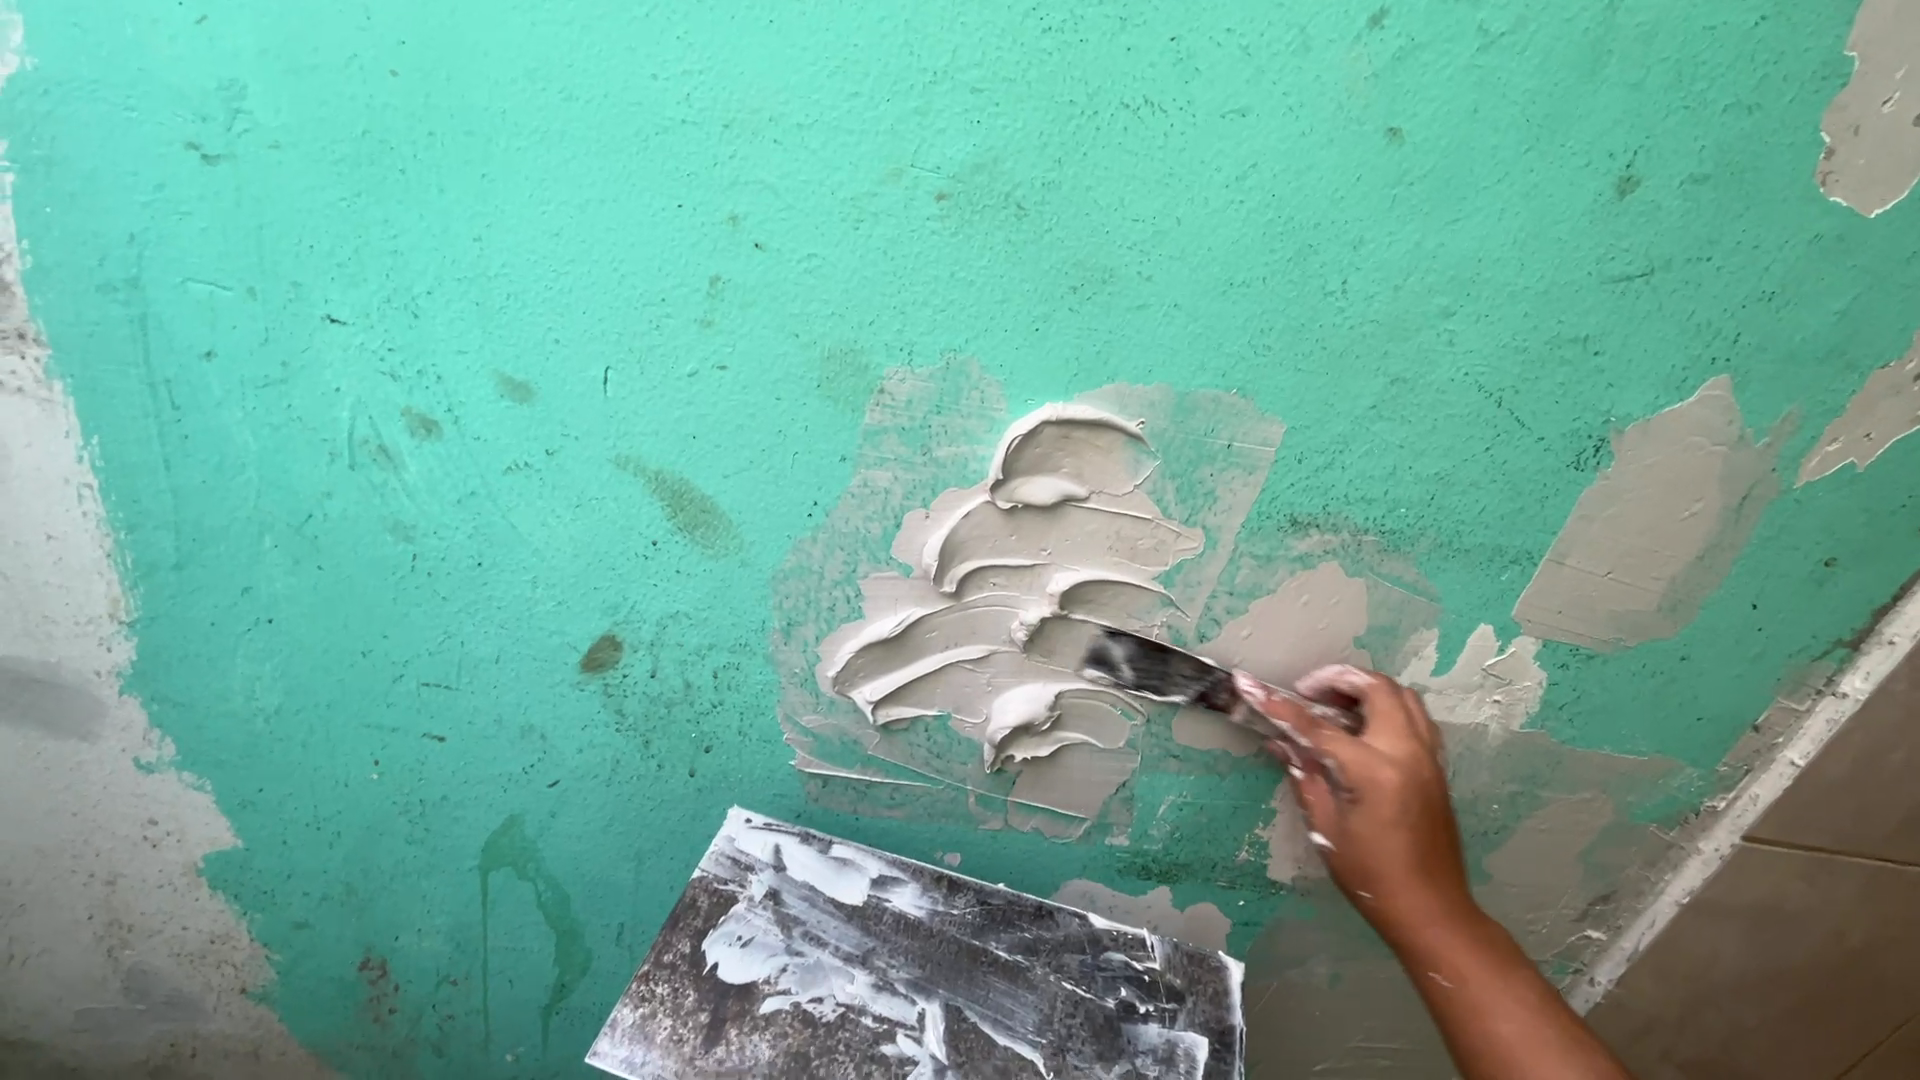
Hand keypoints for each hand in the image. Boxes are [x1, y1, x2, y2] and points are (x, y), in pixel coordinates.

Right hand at [1233, 665, 1476, 946]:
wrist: (1432, 909)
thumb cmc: (1371, 875)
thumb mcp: (1326, 825)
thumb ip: (1304, 774)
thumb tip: (1278, 741)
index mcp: (1374, 771)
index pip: (1317, 726)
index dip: (1279, 705)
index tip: (1249, 684)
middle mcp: (1407, 753)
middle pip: (1376, 688)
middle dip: (1336, 680)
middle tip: (1306, 693)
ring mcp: (1428, 758)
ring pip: (1403, 695)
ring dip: (1366, 689)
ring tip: (1334, 704)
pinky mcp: (1436, 766)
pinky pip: (1416, 717)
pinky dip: (1388, 707)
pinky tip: (1363, 726)